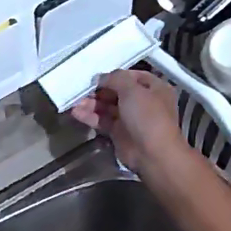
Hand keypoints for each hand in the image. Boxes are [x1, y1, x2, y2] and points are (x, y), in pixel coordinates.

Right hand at [69, 70, 186, 174]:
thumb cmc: (147, 116)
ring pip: (109, 107)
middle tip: (82, 88)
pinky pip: (103, 121)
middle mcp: (144, 102)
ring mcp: (131, 119)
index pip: (133, 76)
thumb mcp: (132, 90)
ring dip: (92, 103)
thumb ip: (115, 78)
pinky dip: (90, 117)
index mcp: (155, 89)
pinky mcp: (120, 133)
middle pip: (118, 92)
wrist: (152, 154)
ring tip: (75, 101)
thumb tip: (101, 78)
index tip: (99, 76)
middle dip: (100, 90)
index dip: (116, 75)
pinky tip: (76, 113)